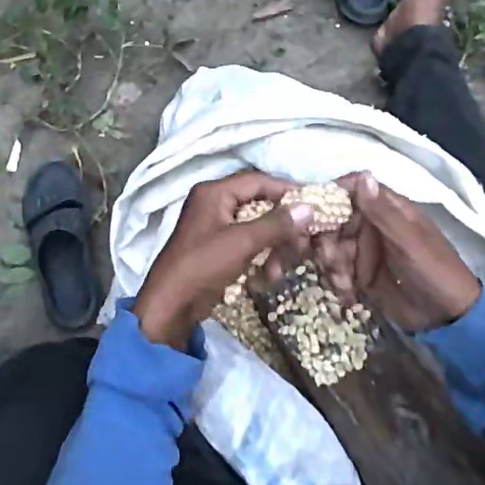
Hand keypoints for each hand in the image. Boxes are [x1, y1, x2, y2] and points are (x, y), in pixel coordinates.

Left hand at [133, 170, 314, 348]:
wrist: (172, 304)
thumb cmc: (203, 264)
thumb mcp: (243, 242)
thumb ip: (276, 224)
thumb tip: (309, 207)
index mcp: (214, 193)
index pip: (258, 181)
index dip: (286, 191)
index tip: (313, 205)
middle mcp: (214, 204)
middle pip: (259, 205)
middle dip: (280, 229)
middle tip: (301, 245)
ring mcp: (214, 227)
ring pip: (256, 229)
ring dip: (272, 249)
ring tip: (278, 271)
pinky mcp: (217, 249)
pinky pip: (246, 246)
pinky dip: (258, 259)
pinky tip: (264, 279)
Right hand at [313, 172, 480, 330]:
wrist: (448, 319)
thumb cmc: (435, 272)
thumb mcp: (409, 242)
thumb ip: (383, 212)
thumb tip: (363, 175)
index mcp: (389, 209)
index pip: (352, 189)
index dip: (331, 196)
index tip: (314, 212)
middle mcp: (373, 224)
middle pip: (335, 218)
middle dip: (326, 238)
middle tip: (329, 259)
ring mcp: (365, 249)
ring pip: (331, 245)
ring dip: (331, 262)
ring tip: (342, 281)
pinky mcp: (360, 272)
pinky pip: (336, 268)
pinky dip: (336, 279)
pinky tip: (347, 292)